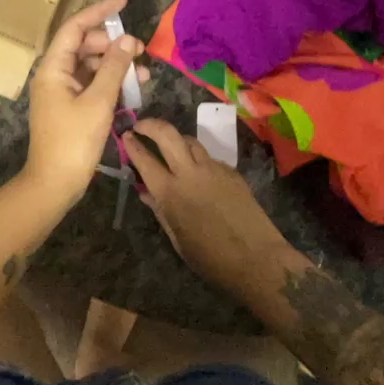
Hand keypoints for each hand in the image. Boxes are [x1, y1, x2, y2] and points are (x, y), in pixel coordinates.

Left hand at [23, 0, 147, 203]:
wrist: (54, 183)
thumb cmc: (73, 141)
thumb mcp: (98, 102)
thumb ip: (113, 68)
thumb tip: (128, 40)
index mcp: (53, 68)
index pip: (75, 27)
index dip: (99, 11)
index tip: (124, 2)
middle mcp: (54, 74)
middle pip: (84, 45)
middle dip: (113, 43)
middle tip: (141, 49)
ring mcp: (62, 91)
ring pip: (91, 65)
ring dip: (116, 65)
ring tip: (143, 72)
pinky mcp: (71, 107)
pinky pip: (92, 84)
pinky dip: (111, 82)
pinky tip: (133, 88)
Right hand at [121, 118, 291, 296]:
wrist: (258, 259)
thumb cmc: (211, 259)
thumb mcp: (178, 240)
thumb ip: (161, 211)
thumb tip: (146, 192)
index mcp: (171, 194)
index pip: (145, 160)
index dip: (133, 146)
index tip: (125, 136)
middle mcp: (190, 174)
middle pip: (168, 135)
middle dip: (151, 125)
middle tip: (141, 125)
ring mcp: (214, 169)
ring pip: (190, 141)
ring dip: (176, 139)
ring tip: (170, 145)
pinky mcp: (232, 172)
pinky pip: (210, 157)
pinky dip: (198, 158)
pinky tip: (199, 172)